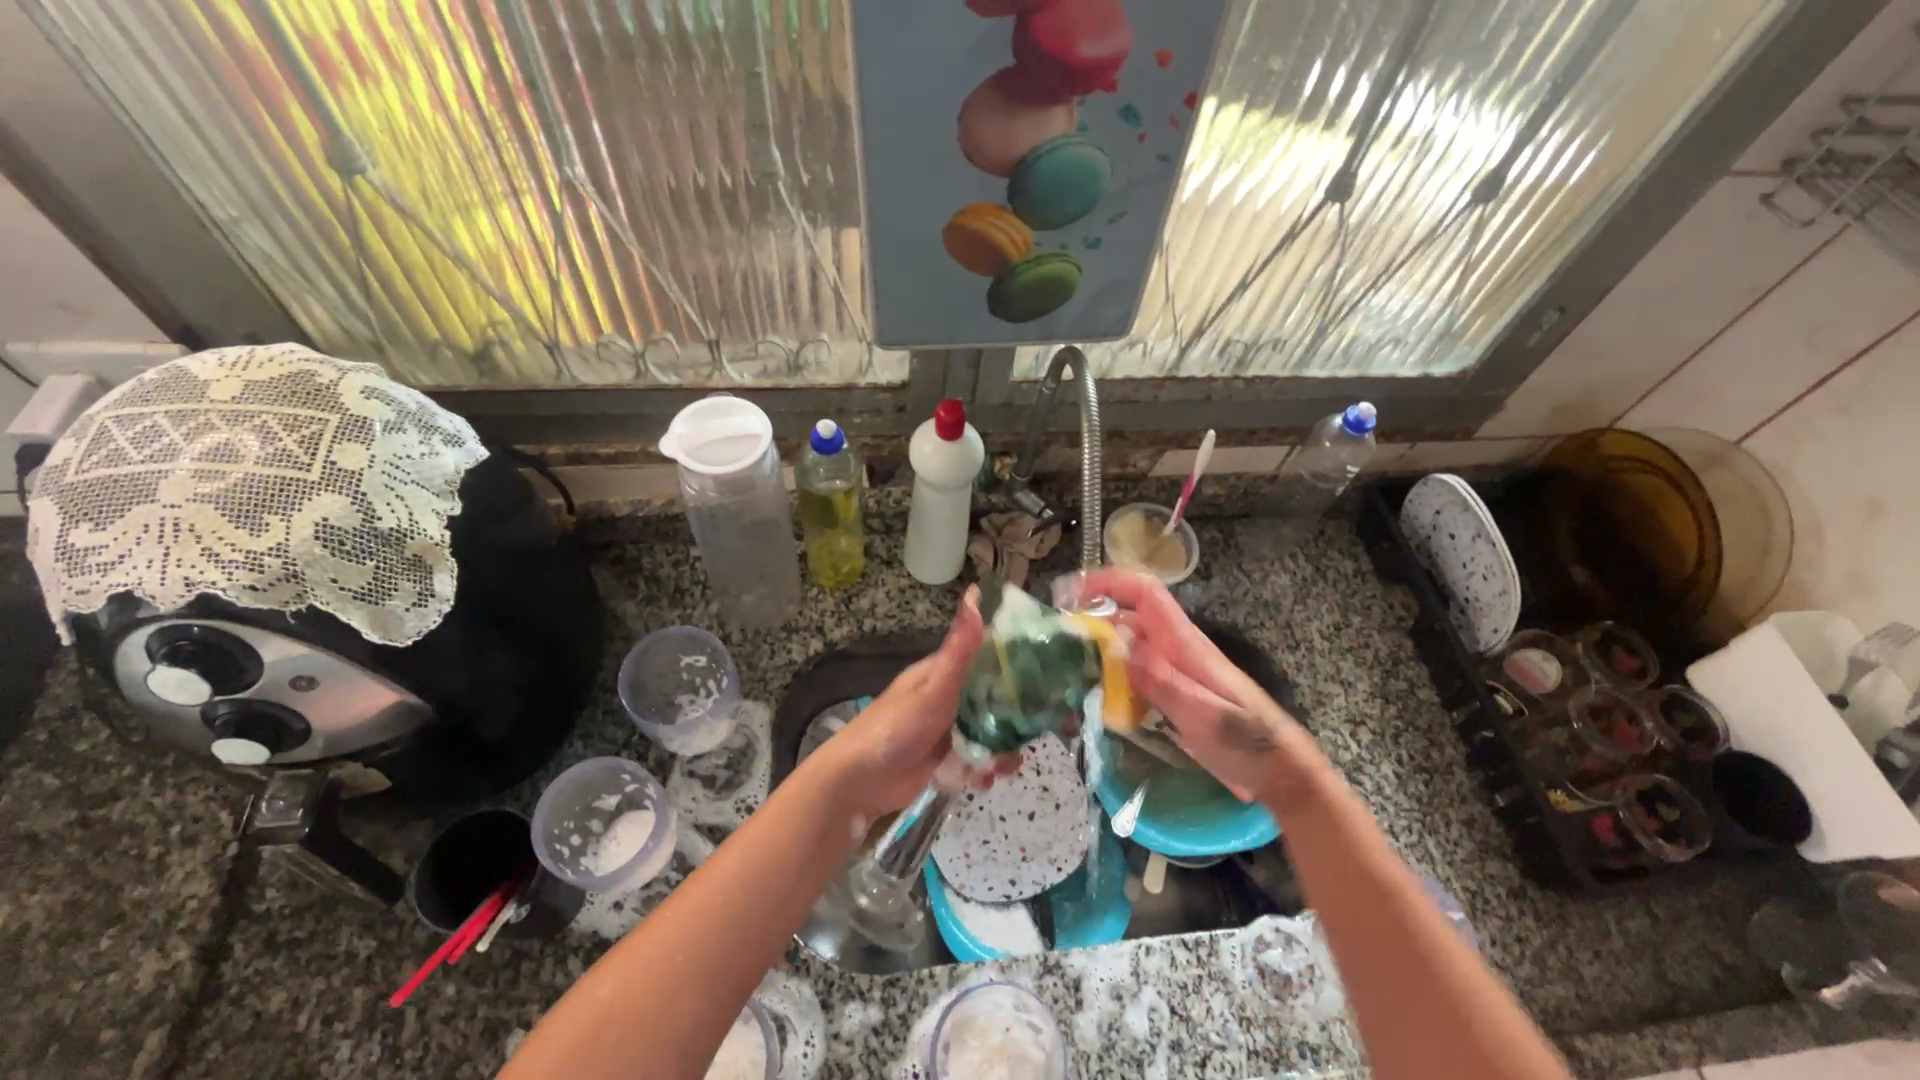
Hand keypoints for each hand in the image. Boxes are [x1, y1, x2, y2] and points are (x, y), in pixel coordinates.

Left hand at [809, 587, 1014, 819]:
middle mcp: (947, 698)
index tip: (1048, 675)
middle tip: (1037, 730)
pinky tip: (985, 780)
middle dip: (1014, 717)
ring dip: (1001, 749)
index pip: (987, 659)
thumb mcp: (934, 687)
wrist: (859, 781)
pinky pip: (974, 761)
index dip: (1016, 665)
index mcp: (943, 673)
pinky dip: (983, 770)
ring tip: (1008, 764)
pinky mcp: (943, 761)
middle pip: (993, 700)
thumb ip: (959, 648)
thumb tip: (975, 594)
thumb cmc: (896, 727)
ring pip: (987, 733)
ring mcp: (945, 730)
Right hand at [1072, 567, 1316, 803]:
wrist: (1280, 772)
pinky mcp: (1171, 693)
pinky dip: (1108, 677)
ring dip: (1094, 649)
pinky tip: (1090, 699)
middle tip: (1052, 644)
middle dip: (1089, 620)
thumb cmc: (1249, 743)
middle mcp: (1175, 649)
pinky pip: (1132, 673)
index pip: (1145, 593)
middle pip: (1127, 616)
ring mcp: (1173, 671)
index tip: (1067, 594)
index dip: (1106, 582)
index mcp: (1185, 645)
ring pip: (1126, 645)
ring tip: (1061, 671)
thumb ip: (1164, 681)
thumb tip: (1118, 643)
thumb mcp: (1206, 717)